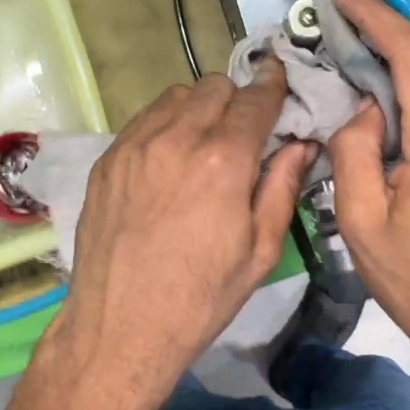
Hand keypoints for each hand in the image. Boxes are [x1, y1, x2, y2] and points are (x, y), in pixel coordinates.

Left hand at [47, 62, 314, 408]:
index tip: (280, 81)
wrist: (121, 327)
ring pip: (176, 97)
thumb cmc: (201, 297)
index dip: (273, 87)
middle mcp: (177, 139)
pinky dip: (164, 125)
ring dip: (198, 109)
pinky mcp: (107, 159)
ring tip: (203, 144)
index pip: (255, 99)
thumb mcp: (260, 251)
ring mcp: (135, 146)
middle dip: (236, 101)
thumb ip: (283, 187)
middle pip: (214, 87)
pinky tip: (169, 161)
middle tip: (242, 132)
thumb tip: (301, 144)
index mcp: (223, 161)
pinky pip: (143, 120)